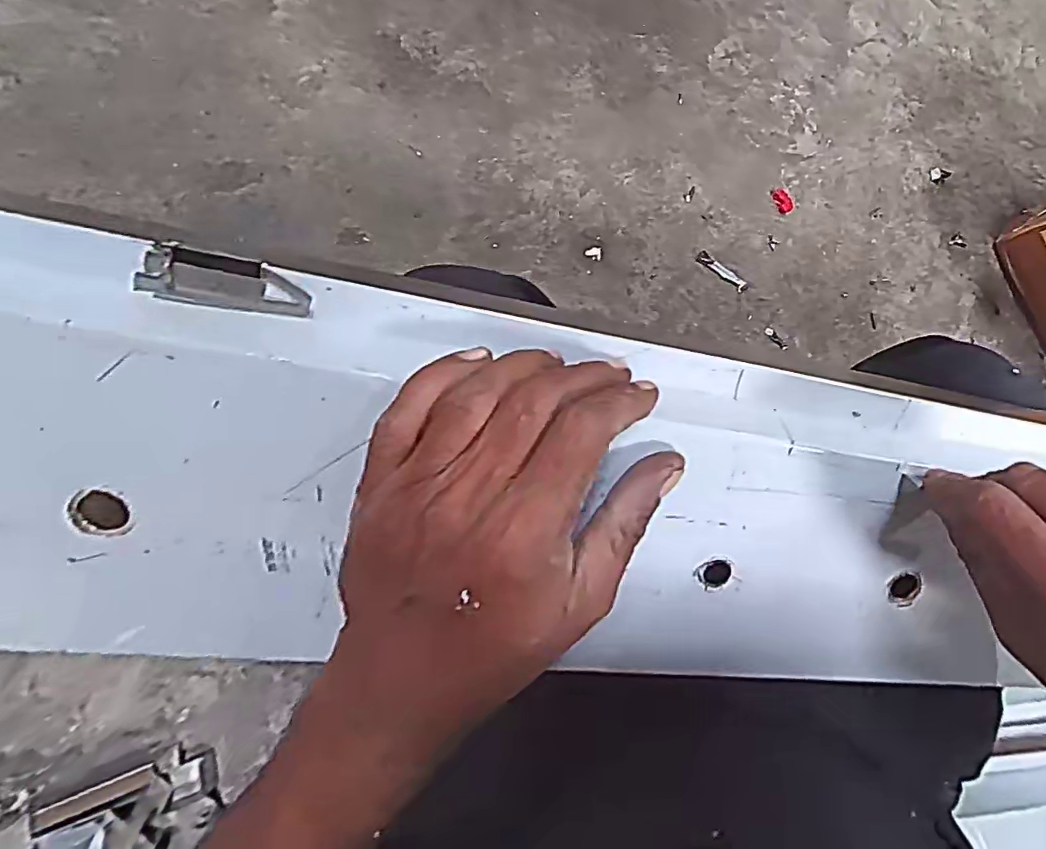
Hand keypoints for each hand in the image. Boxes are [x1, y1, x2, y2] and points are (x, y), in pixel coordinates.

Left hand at [327, 347, 682, 740]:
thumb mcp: (584, 598)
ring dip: (527, 365)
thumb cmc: (491, 648)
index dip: (620, 401)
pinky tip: (477, 362)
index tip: (638, 397)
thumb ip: (626, 522)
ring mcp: (420, 486)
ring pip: (480, 392)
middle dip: (586, 377)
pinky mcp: (385, 483)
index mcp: (523, 530)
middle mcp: (469, 499)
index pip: (582, 430)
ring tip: (559, 363)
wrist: (401, 683)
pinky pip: (409, 406)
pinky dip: (445, 372)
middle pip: (536, 401)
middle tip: (611, 376)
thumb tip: (661, 469)